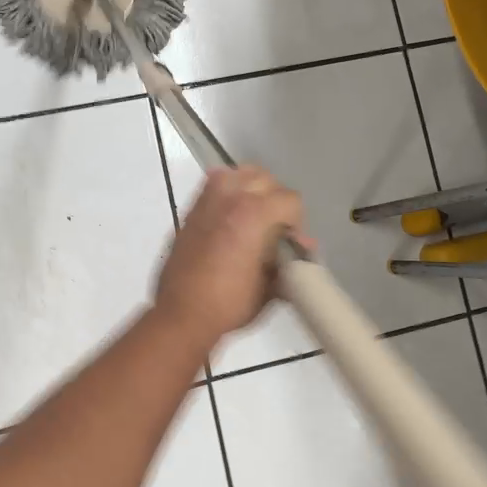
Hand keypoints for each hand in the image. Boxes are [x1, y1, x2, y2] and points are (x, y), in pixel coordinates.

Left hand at [153, 166, 304, 338]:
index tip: (290, 242)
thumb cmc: (231, 304)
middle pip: (265, 180)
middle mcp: (231, 198)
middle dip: (275, 201)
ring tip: (253, 216)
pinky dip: (226, 191)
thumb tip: (304, 246)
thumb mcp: (271, 288)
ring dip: (251, 189)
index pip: (290, 200)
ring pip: (239, 174)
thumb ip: (291, 261)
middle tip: (274, 229)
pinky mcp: (190, 209)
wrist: (183, 313)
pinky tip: (230, 214)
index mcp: (255, 214)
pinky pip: (214, 183)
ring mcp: (207, 200)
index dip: (296, 222)